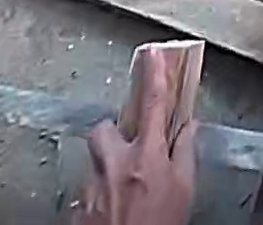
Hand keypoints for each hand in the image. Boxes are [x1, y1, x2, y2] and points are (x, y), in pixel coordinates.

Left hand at [74, 62, 196, 224]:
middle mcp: (114, 167)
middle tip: (126, 143)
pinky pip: (86, 194)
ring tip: (124, 192)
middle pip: (103, 130)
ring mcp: (90, 190)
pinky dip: (98, 197)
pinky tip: (112, 212)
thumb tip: (187, 128)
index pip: (152, 102)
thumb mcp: (184, 189)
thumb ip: (185, 152)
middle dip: (113, 132)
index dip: (153, 73)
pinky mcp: (75, 213)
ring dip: (108, 170)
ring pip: (95, 164)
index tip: (152, 53)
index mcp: (145, 156)